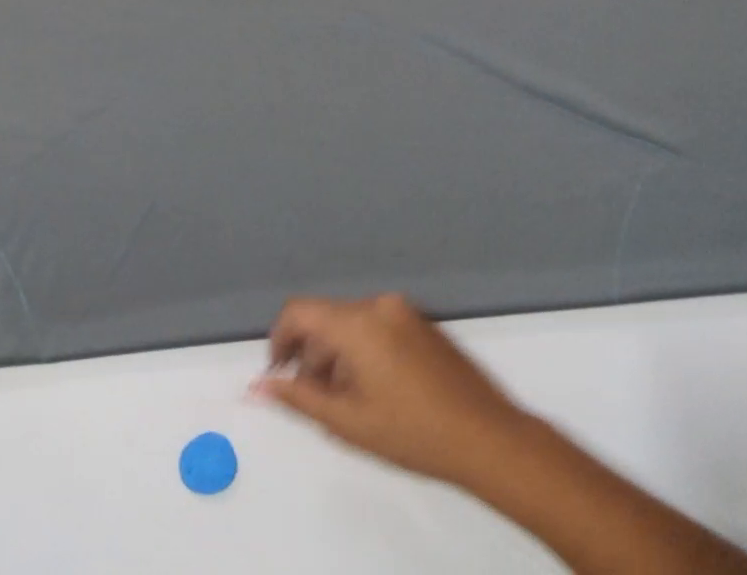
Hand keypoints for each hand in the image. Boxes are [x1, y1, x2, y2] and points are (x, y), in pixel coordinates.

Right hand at [256, 294, 534, 486]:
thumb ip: (297, 398)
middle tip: (314, 399)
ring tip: (347, 403)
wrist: (490, 439)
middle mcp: (380, 306)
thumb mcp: (347, 422)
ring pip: (352, 325)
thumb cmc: (412, 433)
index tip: (278, 376)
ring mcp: (407, 314)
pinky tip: (376, 393)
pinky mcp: (425, 326)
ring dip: (337, 357)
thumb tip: (256, 388)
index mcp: (358, 323)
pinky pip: (378, 328)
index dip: (278, 341)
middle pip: (326, 319)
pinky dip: (364, 352)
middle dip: (310, 356)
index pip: (298, 312)